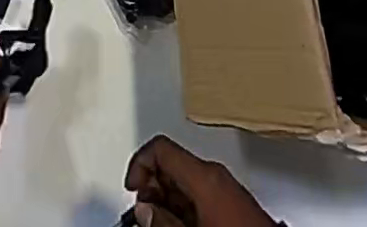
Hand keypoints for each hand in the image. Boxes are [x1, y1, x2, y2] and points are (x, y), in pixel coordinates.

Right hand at [125, 135, 274, 226]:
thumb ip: (164, 219)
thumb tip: (144, 209)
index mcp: (205, 174)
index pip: (161, 148)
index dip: (140, 163)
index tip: (132, 187)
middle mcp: (216, 175)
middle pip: (172, 163)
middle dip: (153, 185)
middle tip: (145, 212)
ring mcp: (227, 188)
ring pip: (184, 180)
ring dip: (168, 199)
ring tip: (161, 221)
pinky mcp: (234, 202)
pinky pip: (200, 194)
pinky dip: (185, 206)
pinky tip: (182, 225)